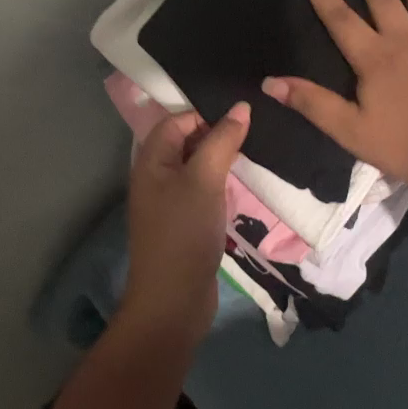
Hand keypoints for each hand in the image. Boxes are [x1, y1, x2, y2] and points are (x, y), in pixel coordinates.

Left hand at [120, 105, 248, 342]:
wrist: (174, 301)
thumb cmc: (185, 232)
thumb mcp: (205, 179)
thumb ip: (222, 140)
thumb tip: (241, 107)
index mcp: (151, 162)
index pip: (177, 120)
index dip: (206, 114)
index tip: (242, 118)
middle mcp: (156, 178)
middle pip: (186, 142)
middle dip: (217, 134)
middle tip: (255, 132)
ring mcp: (170, 202)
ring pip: (198, 167)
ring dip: (223, 160)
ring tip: (256, 153)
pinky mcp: (185, 223)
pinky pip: (203, 191)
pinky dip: (222, 184)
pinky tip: (244, 184)